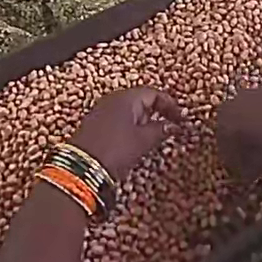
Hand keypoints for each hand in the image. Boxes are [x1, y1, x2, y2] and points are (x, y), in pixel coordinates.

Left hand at [69, 87, 183, 182]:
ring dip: (142, 120)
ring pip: (128, 110)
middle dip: (155, 112)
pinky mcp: (93, 124)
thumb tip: (173, 126)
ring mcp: (100, 111)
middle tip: (167, 126)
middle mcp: (112, 99)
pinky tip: (132, 141)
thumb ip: (161, 130)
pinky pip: (117, 119)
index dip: (169, 105)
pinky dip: (129, 126)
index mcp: (126, 97)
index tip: (180, 118)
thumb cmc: (115, 150)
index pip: (153, 93)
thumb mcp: (143, 140)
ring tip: (151, 136)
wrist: (81, 168)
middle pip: (140, 99)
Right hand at [215, 84, 261, 178]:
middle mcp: (242, 98)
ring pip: (248, 107)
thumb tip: (243, 169)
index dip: (228, 154)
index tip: (236, 167)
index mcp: (231, 116)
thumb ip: (248, 164)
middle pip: (231, 117)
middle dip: (236, 134)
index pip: (221, 136)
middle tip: (246, 154)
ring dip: (251, 123)